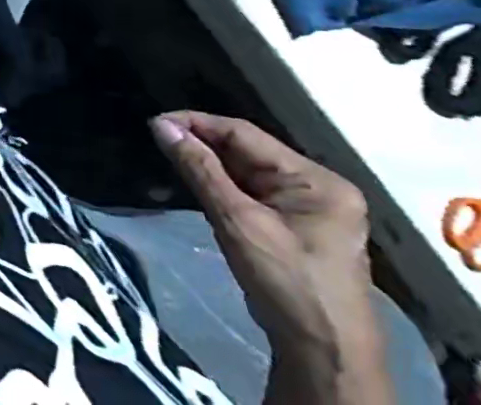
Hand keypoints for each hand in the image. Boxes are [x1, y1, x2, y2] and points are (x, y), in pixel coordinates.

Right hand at [151, 111, 387, 397]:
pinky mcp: (298, 228)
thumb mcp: (236, 221)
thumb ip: (199, 169)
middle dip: (202, 145)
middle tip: (157, 141)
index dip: (197, 124)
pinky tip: (198, 186)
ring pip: (247, 173)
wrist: (325, 355)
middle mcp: (319, 188)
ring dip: (210, 167)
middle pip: (248, 152)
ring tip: (170, 159)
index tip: (155, 124)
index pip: (245, 135)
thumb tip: (160, 125)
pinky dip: (223, 187)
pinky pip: (253, 194)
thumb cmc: (286, 283)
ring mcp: (311, 210)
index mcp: (317, 181)